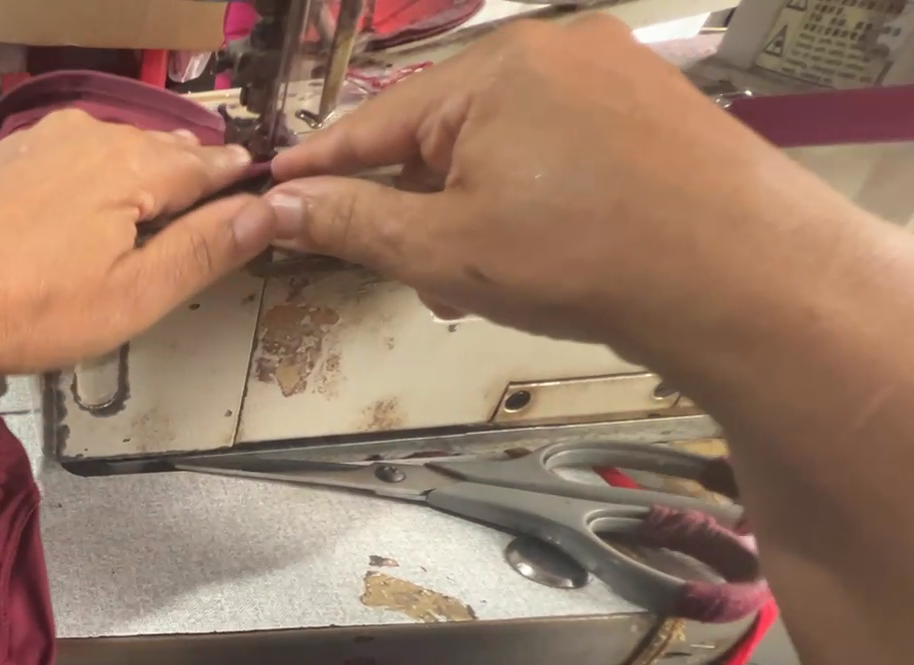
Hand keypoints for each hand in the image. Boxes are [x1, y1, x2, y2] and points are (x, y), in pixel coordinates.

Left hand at [0, 109, 284, 380]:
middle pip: (156, 152)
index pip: (205, 166)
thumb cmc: (31, 313)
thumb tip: (270, 209)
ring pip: (106, 150)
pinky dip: (80, 177)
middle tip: (199, 202)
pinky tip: (71, 206)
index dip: (232, 182)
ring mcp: (35, 141)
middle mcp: (88, 135)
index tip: (252, 186)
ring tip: (140, 204)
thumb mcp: (131, 298)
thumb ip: (203, 252)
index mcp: (133, 166)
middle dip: (181, 176)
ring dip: (130, 174)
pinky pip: (60, 157)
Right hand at [264, 16, 868, 359]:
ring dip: (452, 214)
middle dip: (403, 207)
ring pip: (480, 149)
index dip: (312, 166)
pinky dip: (502, 199)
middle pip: (427, 136)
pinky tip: (514, 251)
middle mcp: (549, 50)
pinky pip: (532, 149)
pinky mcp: (636, 108)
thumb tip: (272, 207)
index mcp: (491, 71)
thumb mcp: (432, 247)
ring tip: (464, 278)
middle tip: (400, 268)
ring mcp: (602, 73)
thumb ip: (344, 221)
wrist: (734, 277)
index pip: (368, 124)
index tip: (265, 190)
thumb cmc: (567, 256)